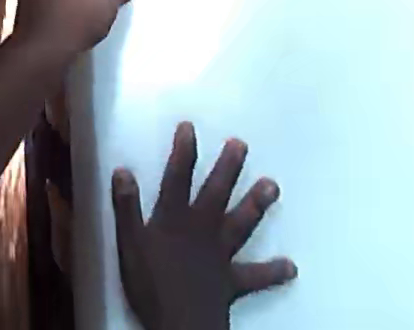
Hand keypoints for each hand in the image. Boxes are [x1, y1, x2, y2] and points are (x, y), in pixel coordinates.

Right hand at [112, 122, 295, 329]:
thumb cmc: (151, 287)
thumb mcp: (129, 245)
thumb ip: (126, 207)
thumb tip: (122, 170)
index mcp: (174, 218)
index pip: (178, 176)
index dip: (184, 151)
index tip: (190, 127)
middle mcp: (201, 229)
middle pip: (216, 192)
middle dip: (228, 168)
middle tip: (241, 144)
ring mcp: (220, 256)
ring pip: (240, 224)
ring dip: (255, 204)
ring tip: (272, 185)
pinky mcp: (232, 284)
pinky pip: (254, 277)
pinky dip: (272, 272)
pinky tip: (291, 267)